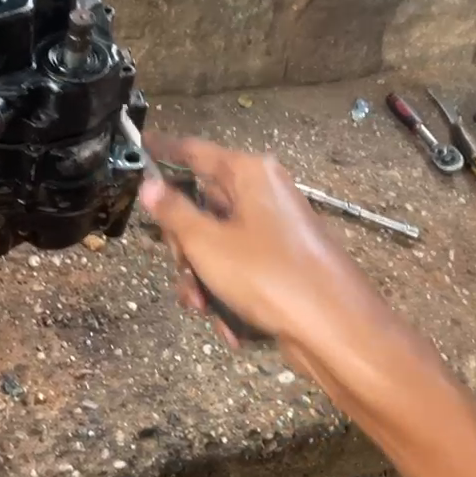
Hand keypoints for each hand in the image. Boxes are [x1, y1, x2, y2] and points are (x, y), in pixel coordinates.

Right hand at [139, 134, 425, 396]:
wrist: (336, 332)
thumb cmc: (268, 276)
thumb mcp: (207, 243)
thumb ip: (173, 212)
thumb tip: (149, 185)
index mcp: (249, 175)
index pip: (194, 151)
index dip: (163, 149)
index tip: (139, 144)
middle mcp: (262, 195)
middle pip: (200, 207)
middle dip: (184, 248)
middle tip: (184, 271)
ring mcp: (273, 231)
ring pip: (214, 245)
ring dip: (201, 279)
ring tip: (204, 308)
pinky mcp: (280, 264)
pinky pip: (238, 270)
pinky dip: (227, 295)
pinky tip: (231, 325)